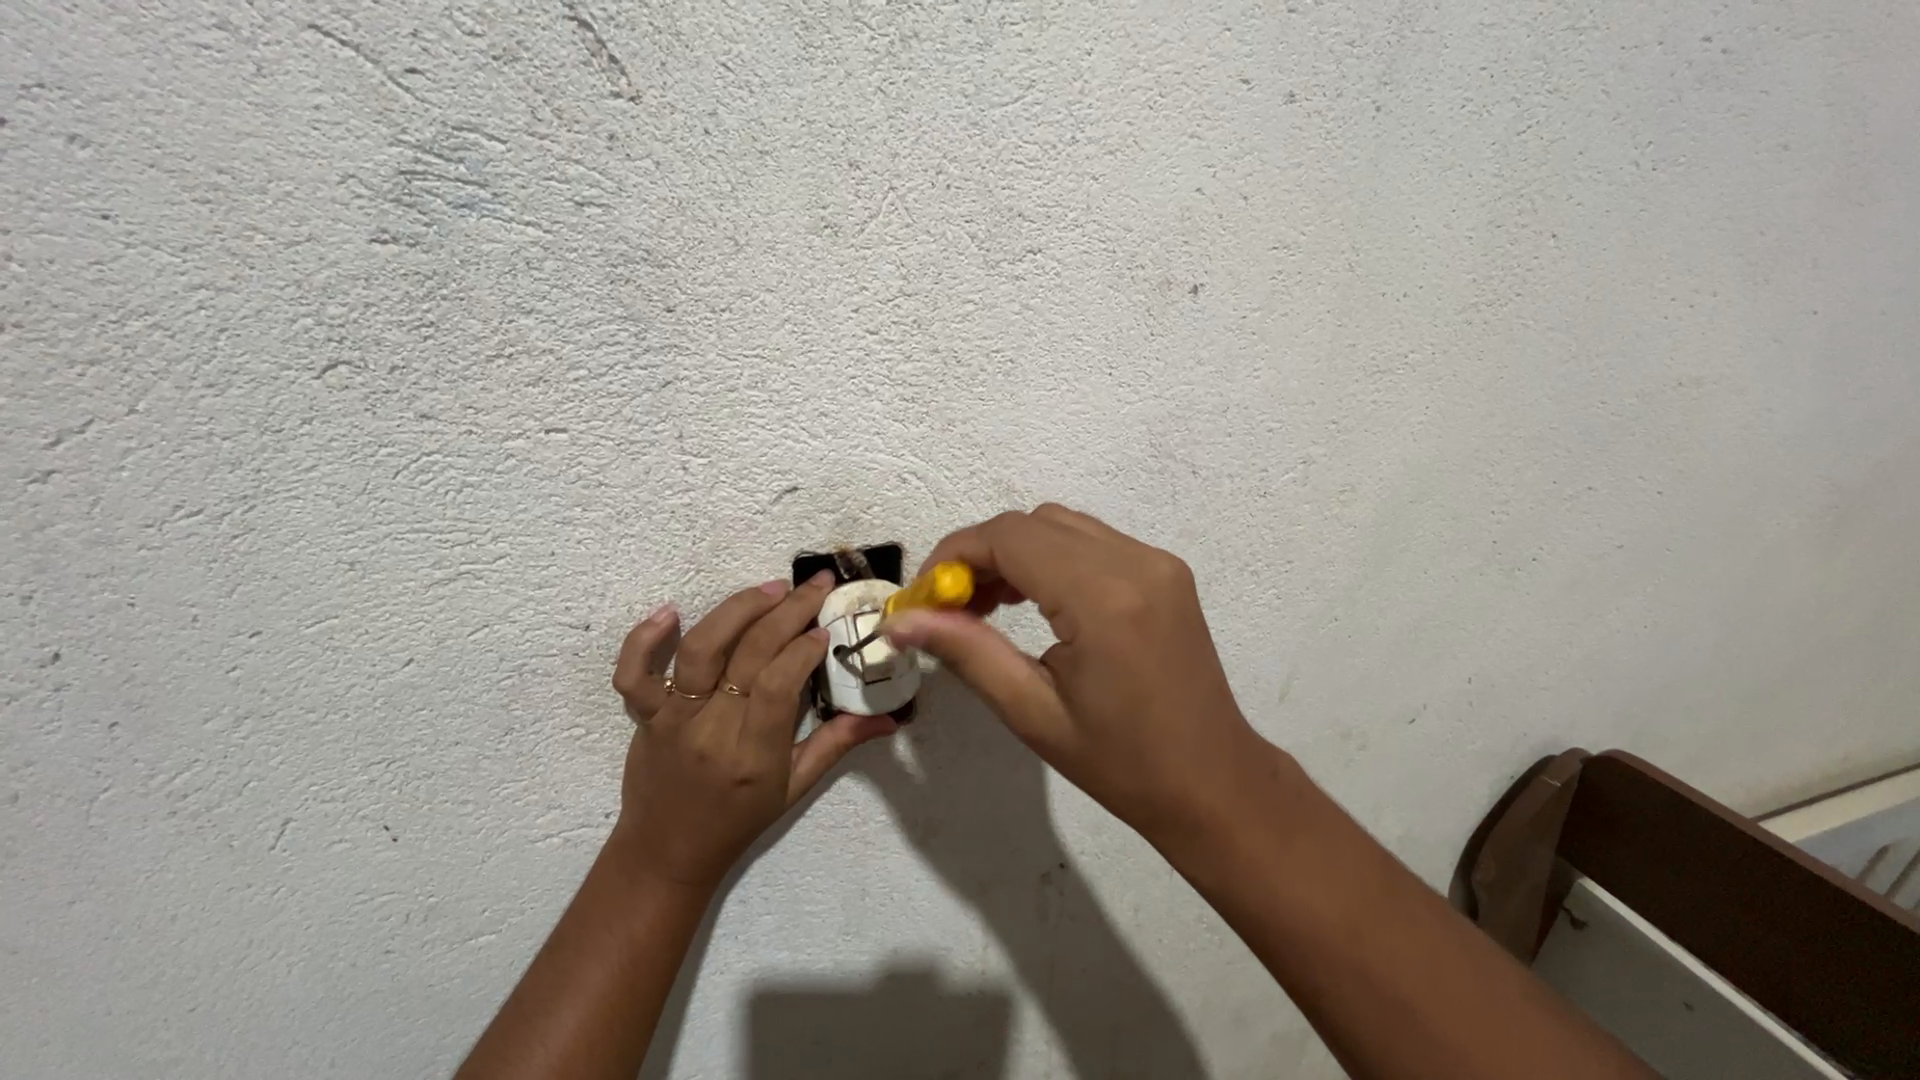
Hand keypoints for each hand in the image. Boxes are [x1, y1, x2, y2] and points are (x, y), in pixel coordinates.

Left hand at [610, 572, 897, 889]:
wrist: (666, 851)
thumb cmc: (738, 819)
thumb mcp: (794, 788)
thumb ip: (837, 745)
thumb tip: (888, 717)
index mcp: (753, 753)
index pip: (778, 684)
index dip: (803, 649)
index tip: (826, 629)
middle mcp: (711, 729)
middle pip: (747, 654)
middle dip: (786, 611)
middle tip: (814, 585)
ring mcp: (673, 718)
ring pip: (698, 650)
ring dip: (736, 609)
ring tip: (770, 589)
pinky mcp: (644, 714)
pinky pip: (633, 674)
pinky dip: (643, 639)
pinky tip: (669, 610)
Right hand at [886, 505, 1263, 838]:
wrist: (1212, 781)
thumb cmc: (1121, 763)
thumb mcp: (1032, 712)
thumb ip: (967, 652)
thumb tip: (901, 622)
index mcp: (1103, 598)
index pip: (1010, 538)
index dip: (954, 555)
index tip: (925, 596)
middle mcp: (1135, 563)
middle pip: (1034, 523)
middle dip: (981, 554)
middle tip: (951, 608)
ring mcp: (1157, 562)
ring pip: (1062, 526)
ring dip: (1015, 553)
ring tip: (987, 607)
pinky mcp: (1166, 572)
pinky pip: (1092, 542)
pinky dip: (1051, 558)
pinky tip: (1035, 602)